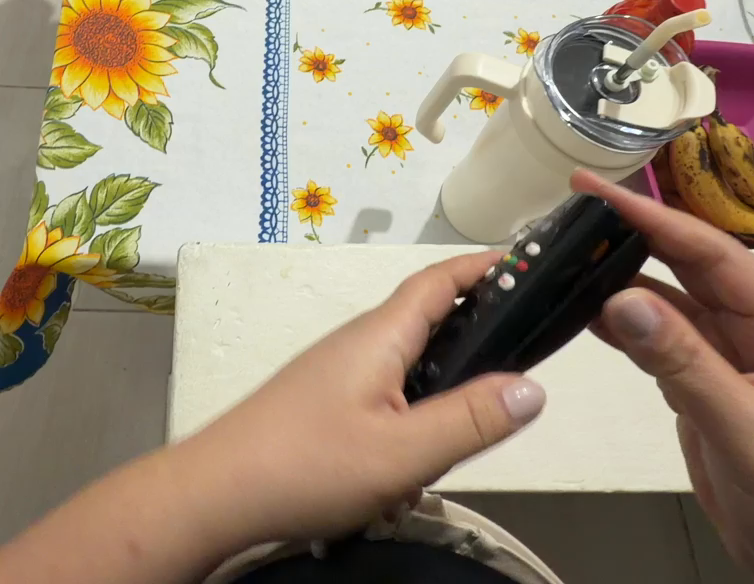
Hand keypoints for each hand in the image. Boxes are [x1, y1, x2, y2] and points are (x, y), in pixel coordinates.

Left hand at [173, 252, 545, 546]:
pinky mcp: (327, 401)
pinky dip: (404, 438)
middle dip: (468, 360)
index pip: (438, 281)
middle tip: (498, 400)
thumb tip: (534, 387)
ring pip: (408, 378)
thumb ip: (471, 420)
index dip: (480, 267)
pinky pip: (385, 404)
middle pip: (429, 328)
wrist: (219, 490)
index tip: (523, 264)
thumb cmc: (311, 462)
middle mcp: (360, 341)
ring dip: (432, 419)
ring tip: (432, 469)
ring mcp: (340, 371)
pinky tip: (394, 486)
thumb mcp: (404, 452)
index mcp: (381, 334)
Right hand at [571, 169, 753, 583]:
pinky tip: (586, 311)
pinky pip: (659, 344)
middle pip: (691, 272)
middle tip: (575, 206)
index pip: (718, 258)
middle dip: (636, 236)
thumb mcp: (752, 435)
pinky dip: (623, 327)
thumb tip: (618, 296)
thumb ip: (685, 364)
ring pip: (670, 306)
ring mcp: (731, 364)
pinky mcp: (705, 391)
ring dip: (623, 281)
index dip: (657, 220)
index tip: (600, 192)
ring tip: (569, 254)